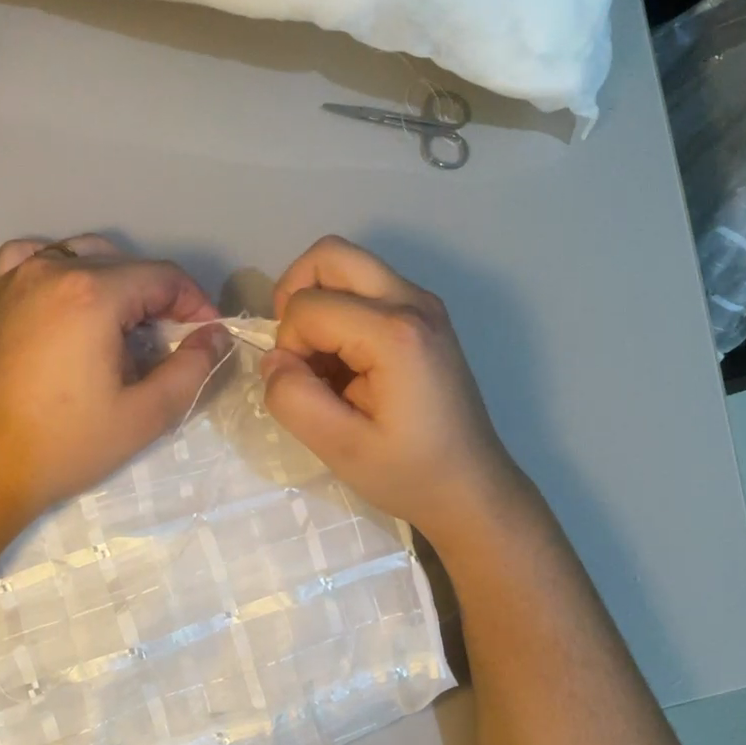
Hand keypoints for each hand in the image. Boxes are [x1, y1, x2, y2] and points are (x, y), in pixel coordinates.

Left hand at [0, 235, 227, 518]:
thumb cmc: (66, 444)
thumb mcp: (144, 415)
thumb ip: (191, 369)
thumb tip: (216, 335)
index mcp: (92, 294)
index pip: (163, 277)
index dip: (195, 304)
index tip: (206, 336)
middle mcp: (53, 270)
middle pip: (127, 265)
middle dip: (159, 299)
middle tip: (172, 345)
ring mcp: (18, 278)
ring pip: (86, 257)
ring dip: (118, 285)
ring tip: (127, 331)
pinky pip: (38, 260)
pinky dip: (65, 270)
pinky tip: (73, 301)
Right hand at [260, 236, 526, 547]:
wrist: (471, 489)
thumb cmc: (409, 474)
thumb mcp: (339, 449)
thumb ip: (293, 399)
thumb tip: (274, 360)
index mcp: (395, 333)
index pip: (307, 305)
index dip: (289, 346)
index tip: (307, 389)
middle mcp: (413, 301)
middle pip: (330, 255)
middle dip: (296, 297)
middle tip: (297, 352)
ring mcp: (424, 304)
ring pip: (348, 268)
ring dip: (320, 306)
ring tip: (325, 366)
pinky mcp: (426, 318)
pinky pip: (367, 290)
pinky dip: (342, 316)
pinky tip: (349, 369)